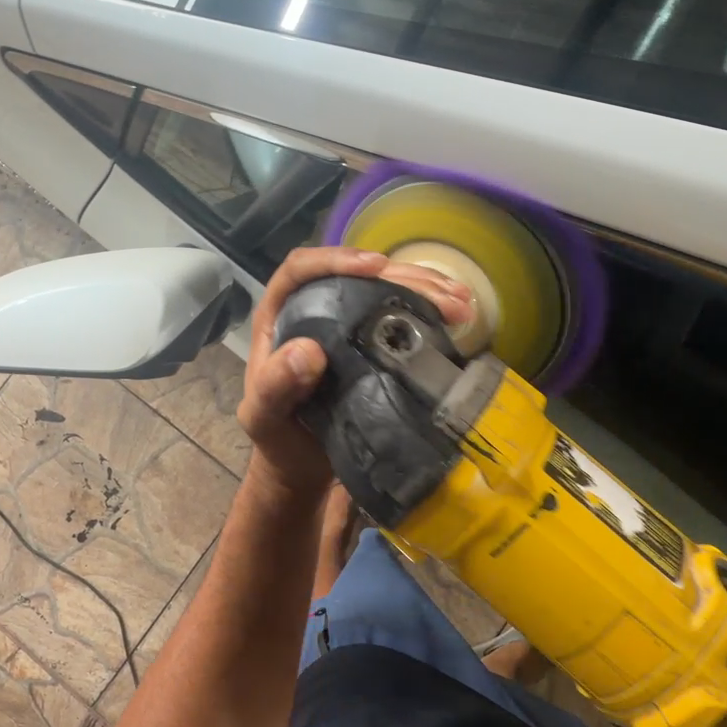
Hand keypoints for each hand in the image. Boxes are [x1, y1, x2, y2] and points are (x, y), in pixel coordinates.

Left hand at [241, 246, 474, 501]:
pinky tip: (460, 315)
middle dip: (403, 278)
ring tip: (462, 301)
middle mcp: (314, 309)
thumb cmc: (275, 436)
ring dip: (426, 290)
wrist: (299, 467)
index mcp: (280, 315)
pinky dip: (431, 312)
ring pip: (385, 290)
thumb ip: (276, 385)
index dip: (337, 260)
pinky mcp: (374, 343)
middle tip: (444, 295)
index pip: (301, 269)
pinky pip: (401, 315)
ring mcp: (347, 324)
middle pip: (357, 275)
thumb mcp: (264, 415)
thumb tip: (309, 351)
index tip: (377, 266)